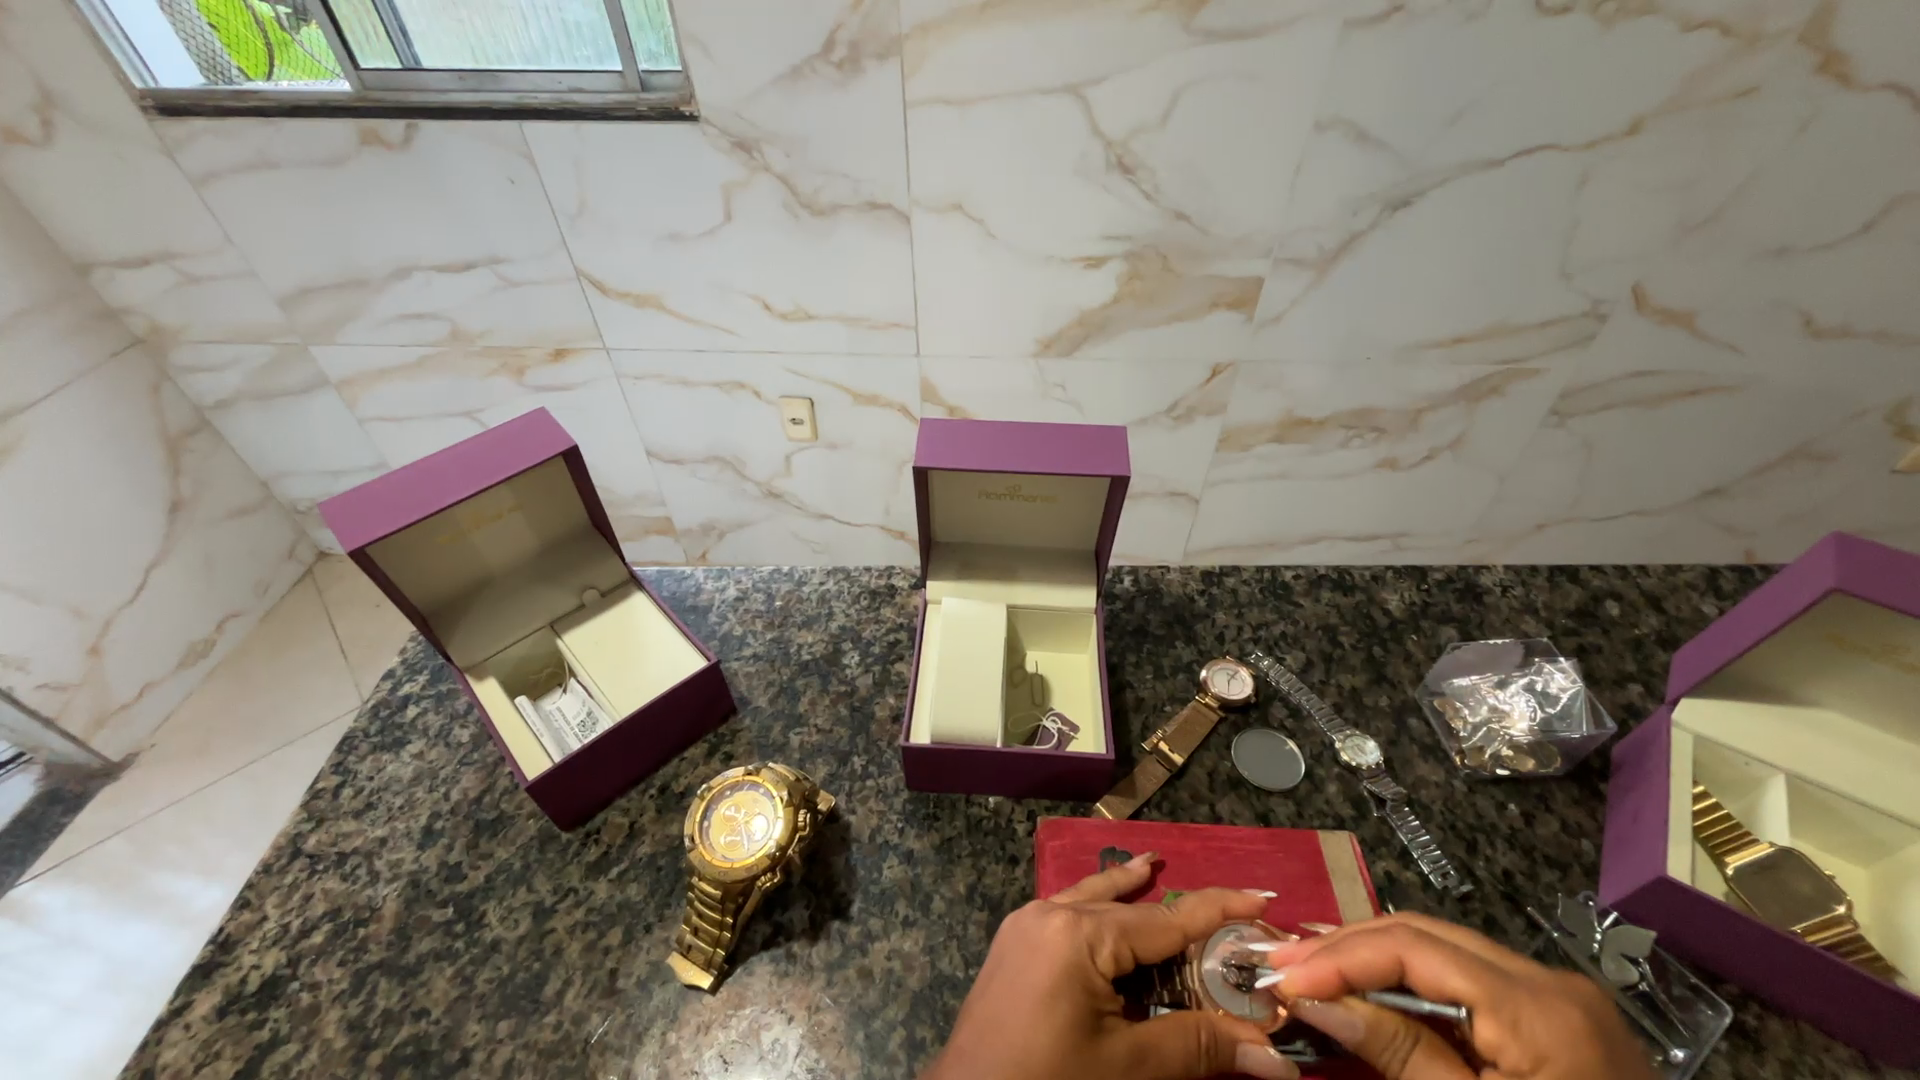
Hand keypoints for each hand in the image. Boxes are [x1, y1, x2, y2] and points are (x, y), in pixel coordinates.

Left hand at [920, 853, 1298, 1079]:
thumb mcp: (1127, 1068)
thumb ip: (1198, 1047)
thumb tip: (1277, 1059)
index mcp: (1078, 934)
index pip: (1164, 919)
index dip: (1216, 911)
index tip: (1260, 898)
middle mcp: (1049, 913)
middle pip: (1129, 908)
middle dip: (1176, 913)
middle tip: (1227, 911)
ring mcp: (1025, 925)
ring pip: (1090, 898)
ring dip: (1126, 890)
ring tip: (1152, 868)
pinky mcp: (1013, 944)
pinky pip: (1064, 912)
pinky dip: (1093, 906)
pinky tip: (1104, 907)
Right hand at [1260, 913, 1657, 1079]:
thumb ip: (1398, 1053)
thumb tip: (1311, 998)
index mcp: (1539, 1009)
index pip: (1412, 948)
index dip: (1339, 959)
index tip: (1281, 978)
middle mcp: (1550, 981)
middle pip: (1423, 933)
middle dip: (1347, 947)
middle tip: (1282, 965)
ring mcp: (1558, 994)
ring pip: (1441, 947)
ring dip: (1372, 958)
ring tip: (1311, 970)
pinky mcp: (1557, 1014)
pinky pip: (1466, 976)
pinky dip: (1410, 980)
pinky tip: (1370, 988)